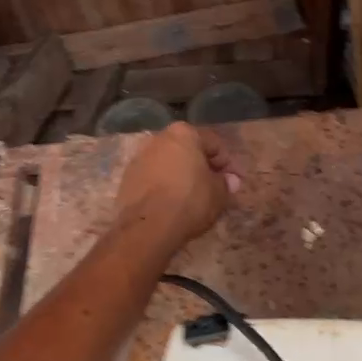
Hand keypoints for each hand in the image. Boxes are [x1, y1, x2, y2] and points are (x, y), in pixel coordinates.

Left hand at [112, 122, 239, 251]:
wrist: (147, 227)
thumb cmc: (189, 200)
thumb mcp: (218, 193)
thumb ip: (226, 183)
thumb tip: (231, 181)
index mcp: (184, 133)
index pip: (214, 144)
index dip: (228, 164)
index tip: (234, 181)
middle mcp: (159, 139)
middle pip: (189, 151)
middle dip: (203, 167)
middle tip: (215, 187)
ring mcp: (139, 158)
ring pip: (169, 164)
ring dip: (182, 176)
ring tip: (193, 198)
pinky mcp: (127, 180)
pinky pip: (153, 179)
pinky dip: (165, 187)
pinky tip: (173, 204)